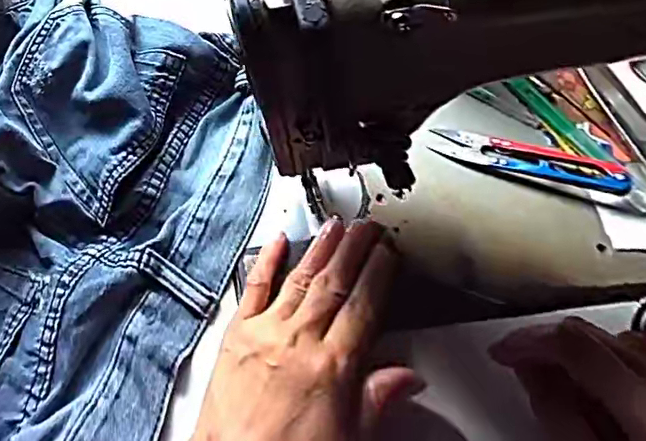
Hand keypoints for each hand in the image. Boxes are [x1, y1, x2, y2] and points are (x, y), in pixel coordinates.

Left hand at [191, 218, 422, 440]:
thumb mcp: (347, 440)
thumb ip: (377, 400)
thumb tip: (408, 376)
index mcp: (332, 367)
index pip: (364, 304)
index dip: (379, 272)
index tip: (388, 252)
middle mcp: (300, 341)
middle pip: (336, 281)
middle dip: (355, 248)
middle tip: (368, 226)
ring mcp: (267, 332)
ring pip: (302, 277)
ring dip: (321, 247)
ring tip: (336, 226)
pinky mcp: (237, 334)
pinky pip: (255, 286)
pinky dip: (267, 260)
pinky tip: (278, 241)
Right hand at [490, 317, 645, 440]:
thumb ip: (566, 423)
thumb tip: (533, 376)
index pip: (577, 344)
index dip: (530, 339)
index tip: (503, 350)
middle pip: (603, 339)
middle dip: (555, 345)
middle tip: (521, 364)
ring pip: (628, 350)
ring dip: (585, 357)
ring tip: (555, 383)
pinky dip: (616, 376)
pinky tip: (598, 398)